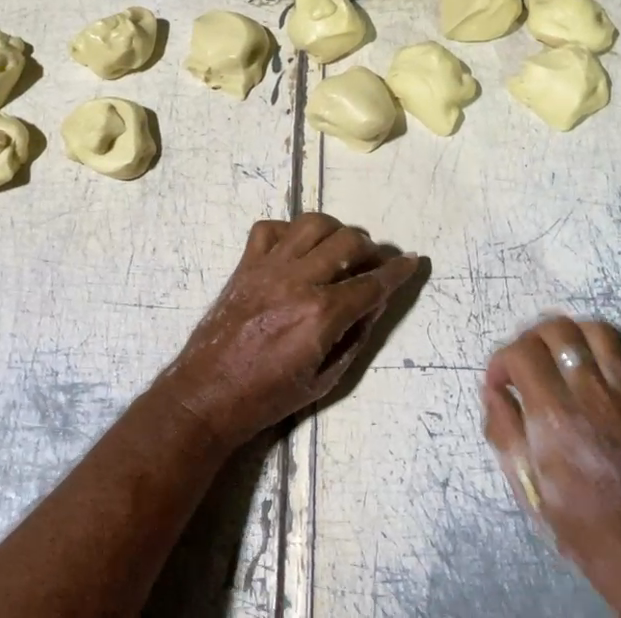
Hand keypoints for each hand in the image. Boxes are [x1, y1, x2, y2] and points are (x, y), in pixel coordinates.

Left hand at [157, 214, 420, 448]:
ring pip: (312, 224)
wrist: (208, 395)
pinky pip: (270, 229)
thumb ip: (355, 336)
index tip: (412, 261)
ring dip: (335, 231)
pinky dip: (289, 232)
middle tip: (374, 263)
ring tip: (340, 249)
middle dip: (371, 249)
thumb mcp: (326, 379)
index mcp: (321, 314)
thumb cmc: (269, 397)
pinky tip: (298, 250)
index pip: (371, 282)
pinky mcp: (244, 265)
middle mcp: (297, 281)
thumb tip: (375, 302)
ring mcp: (268, 268)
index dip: (398, 271)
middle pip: (348, 242)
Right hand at [482, 317, 620, 582]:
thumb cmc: (578, 522)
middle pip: (558, 329)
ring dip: (570, 334)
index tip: (499, 383)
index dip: (501, 360)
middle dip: (531, 337)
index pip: (521, 352)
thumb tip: (493, 392)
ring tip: (559, 355)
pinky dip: (604, 345)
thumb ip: (504, 431)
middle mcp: (588, 393)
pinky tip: (593, 363)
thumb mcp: (526, 486)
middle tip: (526, 363)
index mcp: (553, 416)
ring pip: (596, 330)